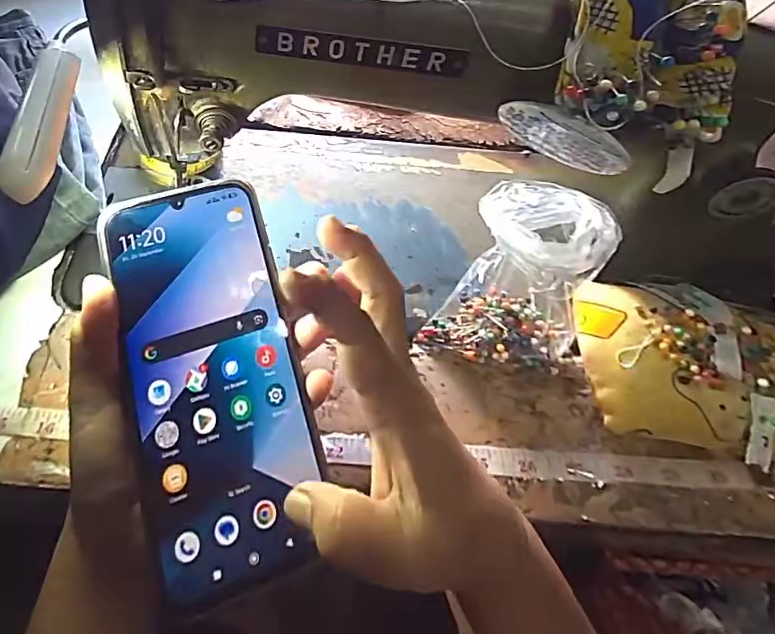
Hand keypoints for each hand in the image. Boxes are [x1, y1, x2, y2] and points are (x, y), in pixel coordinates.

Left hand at [32, 269, 338, 631]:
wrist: (134, 565)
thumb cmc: (108, 482)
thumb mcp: (96, 414)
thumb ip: (94, 357)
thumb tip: (98, 285)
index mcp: (165, 366)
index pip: (196, 314)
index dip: (221, 285)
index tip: (250, 257)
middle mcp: (202, 382)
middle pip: (241, 336)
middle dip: (272, 310)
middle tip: (301, 287)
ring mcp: (230, 415)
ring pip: (267, 369)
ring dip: (294, 344)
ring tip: (316, 326)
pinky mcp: (252, 450)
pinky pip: (282, 416)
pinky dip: (302, 395)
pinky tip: (318, 380)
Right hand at [280, 218, 591, 631]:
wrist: (482, 542)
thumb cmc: (442, 536)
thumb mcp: (386, 547)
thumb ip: (337, 523)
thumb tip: (291, 494)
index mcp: (395, 402)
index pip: (362, 336)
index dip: (328, 301)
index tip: (294, 274)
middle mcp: (395, 378)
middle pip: (380, 300)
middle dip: (355, 255)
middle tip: (325, 227)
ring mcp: (394, 383)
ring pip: (367, 317)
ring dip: (332, 297)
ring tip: (291, 311)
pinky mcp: (389, 395)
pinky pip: (359, 348)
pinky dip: (333, 337)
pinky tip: (311, 372)